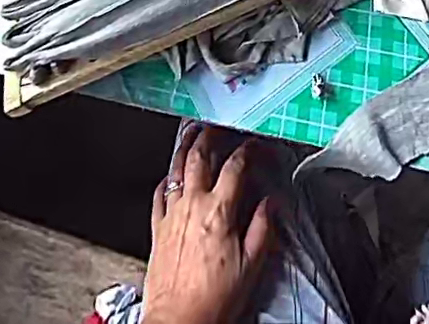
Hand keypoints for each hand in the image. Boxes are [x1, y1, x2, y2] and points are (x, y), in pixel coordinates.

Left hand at [143, 125, 274, 323]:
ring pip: (177, 169)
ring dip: (185, 147)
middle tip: (218, 127)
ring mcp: (172, 215)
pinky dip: (166, 180)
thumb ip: (262, 228)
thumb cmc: (214, 301)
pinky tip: (170, 176)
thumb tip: (270, 203)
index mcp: (219, 211)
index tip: (256, 147)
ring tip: (191, 133)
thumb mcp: (250, 266)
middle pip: (200, 156)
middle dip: (210, 136)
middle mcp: (193, 205)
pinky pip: (159, 195)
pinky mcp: (158, 229)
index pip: (236, 166)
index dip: (249, 150)